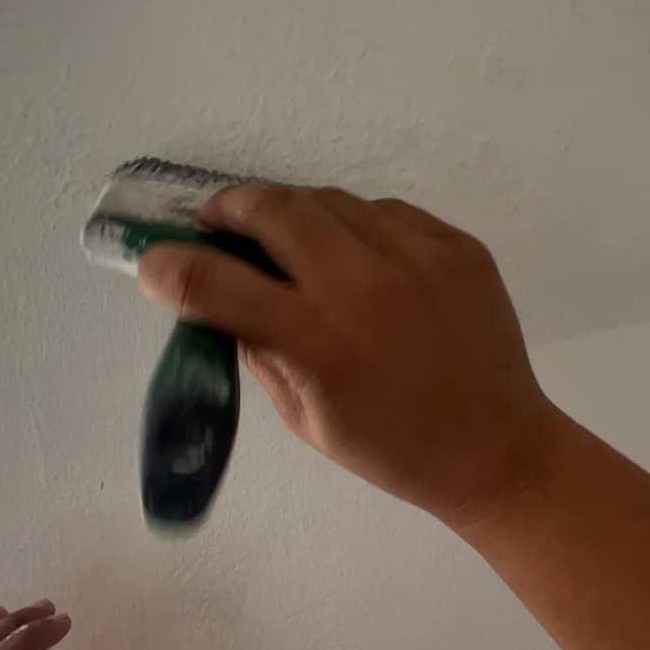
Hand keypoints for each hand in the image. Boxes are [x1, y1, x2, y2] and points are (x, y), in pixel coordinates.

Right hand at [139, 186, 568, 527]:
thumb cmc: (393, 451)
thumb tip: (226, 303)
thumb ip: (260, 352)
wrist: (496, 448)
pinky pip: (384, 212)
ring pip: (329, 199)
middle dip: (229, 208)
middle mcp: (364, 286)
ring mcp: (418, 257)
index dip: (167, 267)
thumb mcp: (306, 420)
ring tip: (287, 240)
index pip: (214, 283)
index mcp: (319, 344)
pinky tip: (355, 257)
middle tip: (217, 223)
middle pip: (272, 208)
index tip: (152, 264)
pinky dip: (353, 226)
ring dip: (292, 212)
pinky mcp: (457, 246)